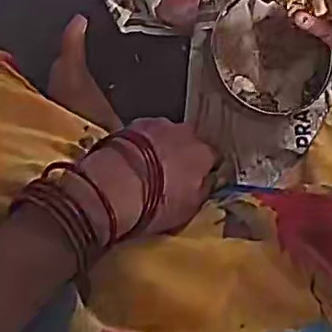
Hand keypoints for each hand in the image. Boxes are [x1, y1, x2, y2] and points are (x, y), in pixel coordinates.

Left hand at [68, 118, 218, 242]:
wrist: (117, 184)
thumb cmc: (158, 203)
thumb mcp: (189, 209)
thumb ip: (204, 190)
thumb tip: (209, 181)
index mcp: (204, 154)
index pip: (214, 158)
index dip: (207, 170)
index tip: (198, 181)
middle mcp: (186, 132)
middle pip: (191, 142)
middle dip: (185, 155)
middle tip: (172, 174)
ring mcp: (160, 124)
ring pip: (168, 134)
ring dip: (163, 146)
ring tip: (148, 166)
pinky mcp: (135, 122)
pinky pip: (146, 132)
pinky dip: (142, 143)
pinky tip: (132, 158)